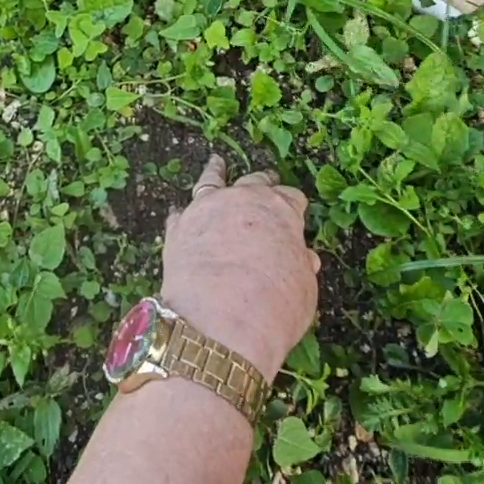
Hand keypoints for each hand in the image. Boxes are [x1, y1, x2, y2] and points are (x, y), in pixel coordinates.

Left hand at [158, 155, 318, 379]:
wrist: (221, 320)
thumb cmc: (275, 307)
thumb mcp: (304, 289)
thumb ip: (301, 266)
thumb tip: (304, 258)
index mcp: (280, 210)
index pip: (291, 198)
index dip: (293, 205)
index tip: (295, 209)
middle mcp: (243, 199)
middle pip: (254, 183)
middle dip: (262, 183)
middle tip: (266, 180)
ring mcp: (207, 208)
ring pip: (212, 181)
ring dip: (215, 172)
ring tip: (216, 163)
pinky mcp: (179, 227)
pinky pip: (180, 213)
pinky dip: (183, 214)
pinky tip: (180, 212)